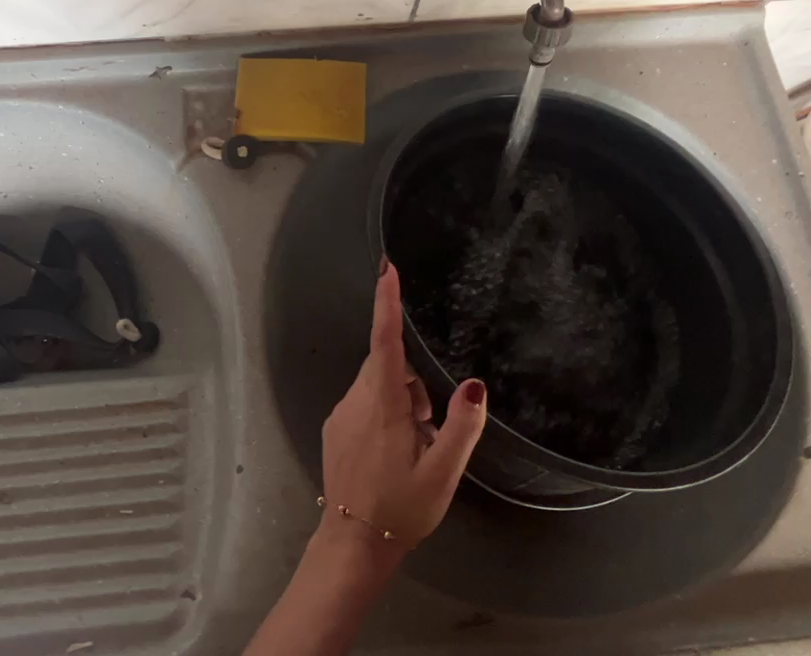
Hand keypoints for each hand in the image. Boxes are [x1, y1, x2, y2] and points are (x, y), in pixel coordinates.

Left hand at [320, 261, 485, 551]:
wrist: (353, 543)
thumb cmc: (402, 507)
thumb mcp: (443, 473)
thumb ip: (462, 426)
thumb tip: (475, 385)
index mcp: (383, 405)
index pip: (385, 341)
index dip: (387, 303)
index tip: (387, 269)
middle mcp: (356, 399)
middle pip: (387, 364)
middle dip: (412, 382)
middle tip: (427, 427)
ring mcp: (341, 412)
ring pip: (377, 383)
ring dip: (400, 399)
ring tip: (414, 446)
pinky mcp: (335, 426)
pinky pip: (364, 400)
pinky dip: (384, 410)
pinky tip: (393, 450)